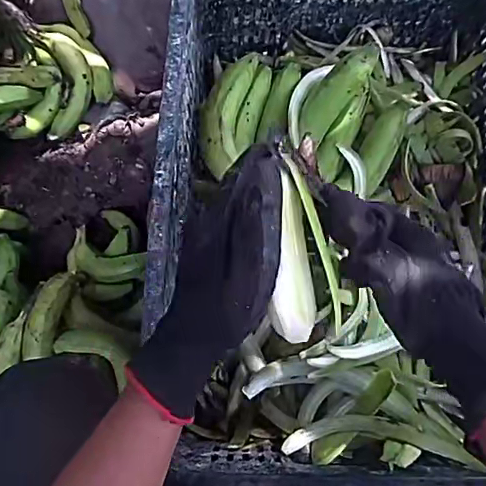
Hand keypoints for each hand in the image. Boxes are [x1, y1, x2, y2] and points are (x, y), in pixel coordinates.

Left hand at [128, 144, 280, 420]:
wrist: (191, 338)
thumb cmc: (226, 310)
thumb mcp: (250, 272)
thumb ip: (257, 226)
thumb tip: (266, 179)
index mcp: (219, 220)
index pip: (246, 177)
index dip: (268, 160)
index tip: (292, 147)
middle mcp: (207, 217)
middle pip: (239, 181)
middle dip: (264, 165)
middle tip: (294, 156)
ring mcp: (204, 227)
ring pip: (234, 193)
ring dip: (258, 180)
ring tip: (284, 171)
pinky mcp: (206, 239)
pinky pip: (231, 208)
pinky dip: (250, 198)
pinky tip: (265, 203)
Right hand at [316, 185, 485, 434]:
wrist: (454, 345)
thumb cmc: (420, 306)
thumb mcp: (388, 270)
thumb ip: (365, 239)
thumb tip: (341, 202)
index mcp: (415, 233)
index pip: (376, 210)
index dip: (350, 207)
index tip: (325, 208)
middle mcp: (419, 243)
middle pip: (380, 228)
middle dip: (353, 229)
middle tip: (328, 236)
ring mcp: (420, 264)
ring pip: (382, 248)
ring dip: (359, 250)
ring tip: (340, 258)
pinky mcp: (416, 286)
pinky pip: (386, 267)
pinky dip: (368, 268)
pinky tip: (358, 280)